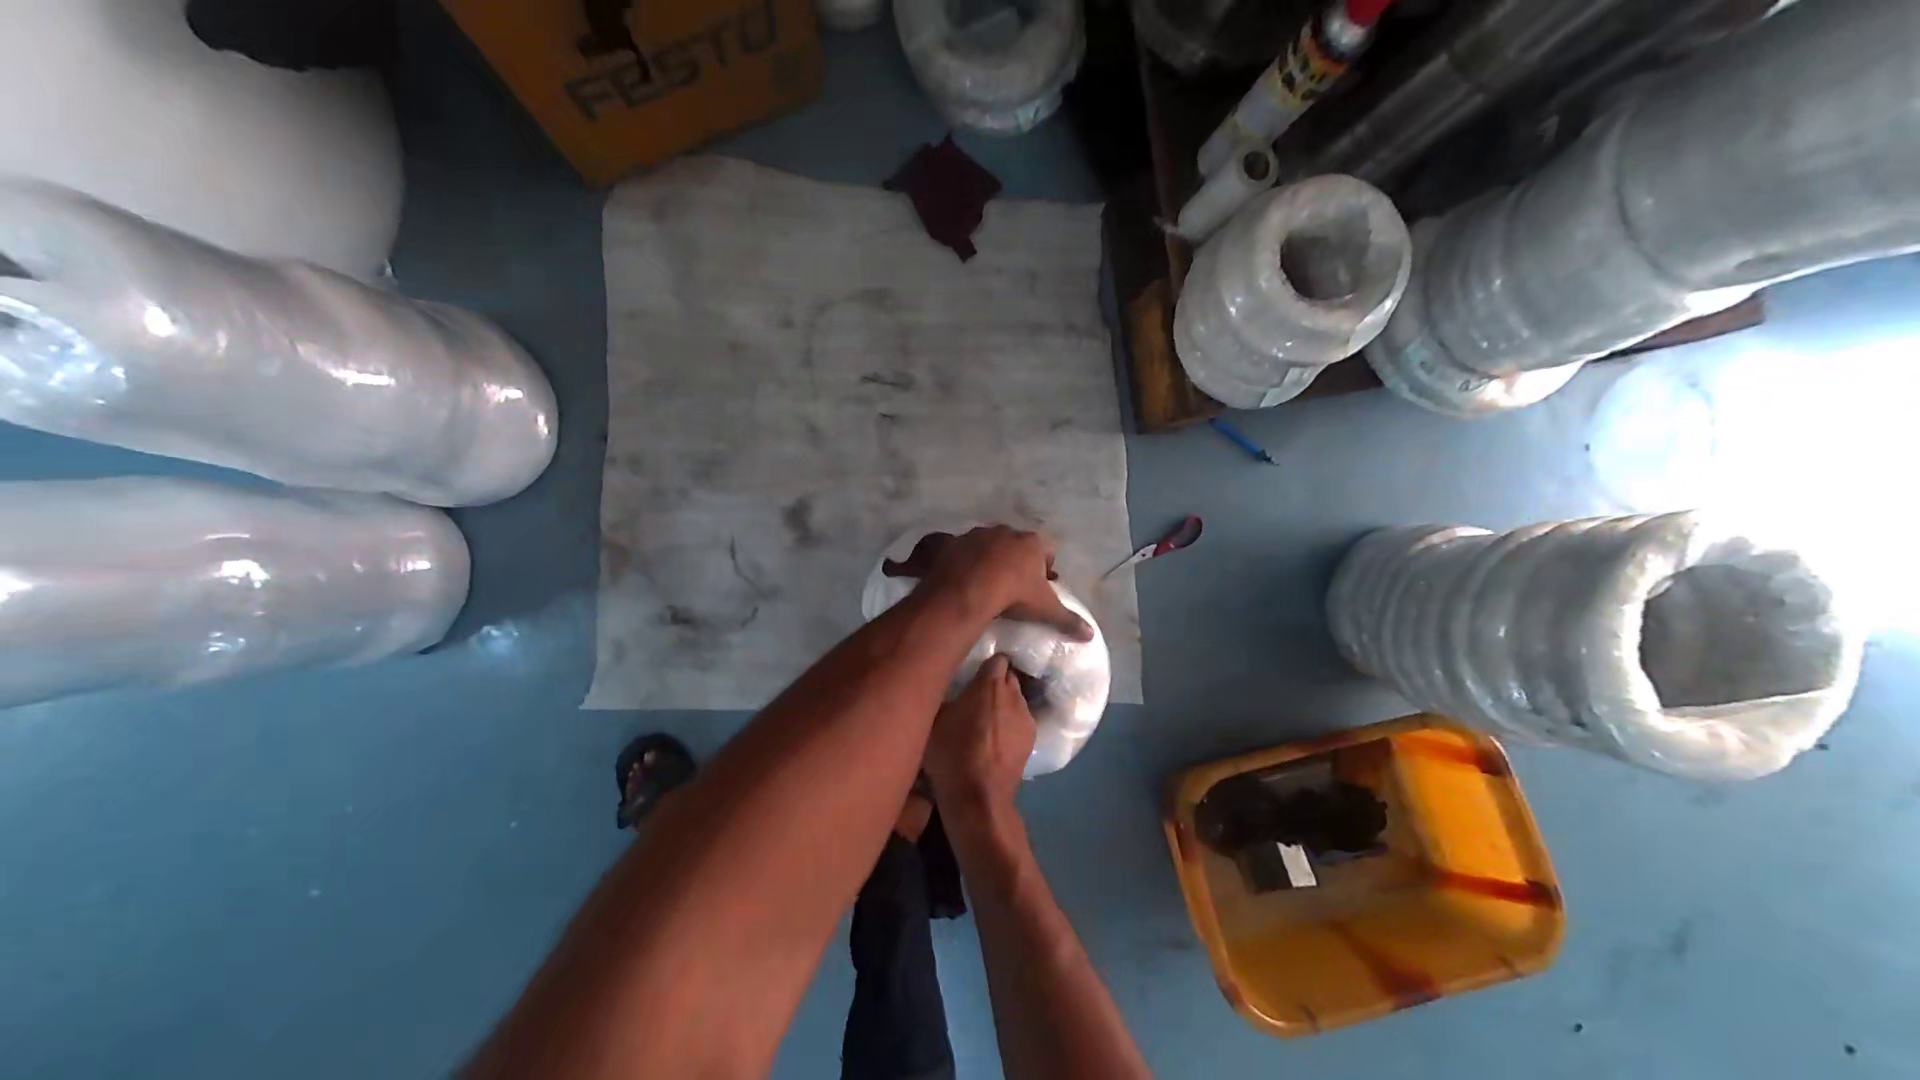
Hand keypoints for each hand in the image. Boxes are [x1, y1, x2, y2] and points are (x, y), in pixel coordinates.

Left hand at [883, 525, 1092, 640]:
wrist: (967, 587)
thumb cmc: (1013, 594)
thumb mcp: (1044, 608)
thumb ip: (1067, 619)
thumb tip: (1090, 634)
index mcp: (1031, 543)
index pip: (1047, 550)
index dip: (1045, 567)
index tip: (1040, 584)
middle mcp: (1005, 532)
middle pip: (1017, 544)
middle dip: (1017, 560)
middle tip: (1013, 584)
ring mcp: (977, 534)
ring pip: (988, 544)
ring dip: (988, 558)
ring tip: (984, 582)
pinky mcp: (952, 541)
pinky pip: (958, 547)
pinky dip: (960, 558)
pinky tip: (958, 575)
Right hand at [925, 655, 1036, 813]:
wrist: (979, 795)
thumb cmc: (951, 752)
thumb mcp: (934, 718)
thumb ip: (945, 695)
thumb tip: (943, 686)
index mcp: (989, 683)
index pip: (997, 658)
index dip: (986, 664)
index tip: (973, 671)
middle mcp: (1013, 693)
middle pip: (1008, 677)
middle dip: (996, 682)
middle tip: (976, 695)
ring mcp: (1026, 716)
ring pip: (1016, 699)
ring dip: (1004, 703)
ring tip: (987, 719)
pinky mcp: (1032, 738)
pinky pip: (1021, 720)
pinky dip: (1011, 723)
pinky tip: (997, 739)